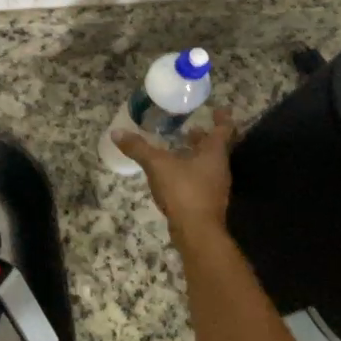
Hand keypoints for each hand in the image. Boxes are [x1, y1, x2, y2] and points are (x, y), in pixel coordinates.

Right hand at [114, 108, 236, 237]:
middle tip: (190, 129)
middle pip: (215, 148)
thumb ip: (138, 148)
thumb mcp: (157, 165)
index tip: (218, 109)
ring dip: (195, 155)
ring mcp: (215, 186)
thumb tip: (117, 133)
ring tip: (178, 150)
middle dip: (203, 138)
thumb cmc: (183, 191)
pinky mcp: (207, 201)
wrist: (197, 231)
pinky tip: (174, 176)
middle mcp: (219, 168)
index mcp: (213, 154)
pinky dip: (190, 172)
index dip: (221, 118)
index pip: (224, 130)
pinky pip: (200, 180)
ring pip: (207, 165)